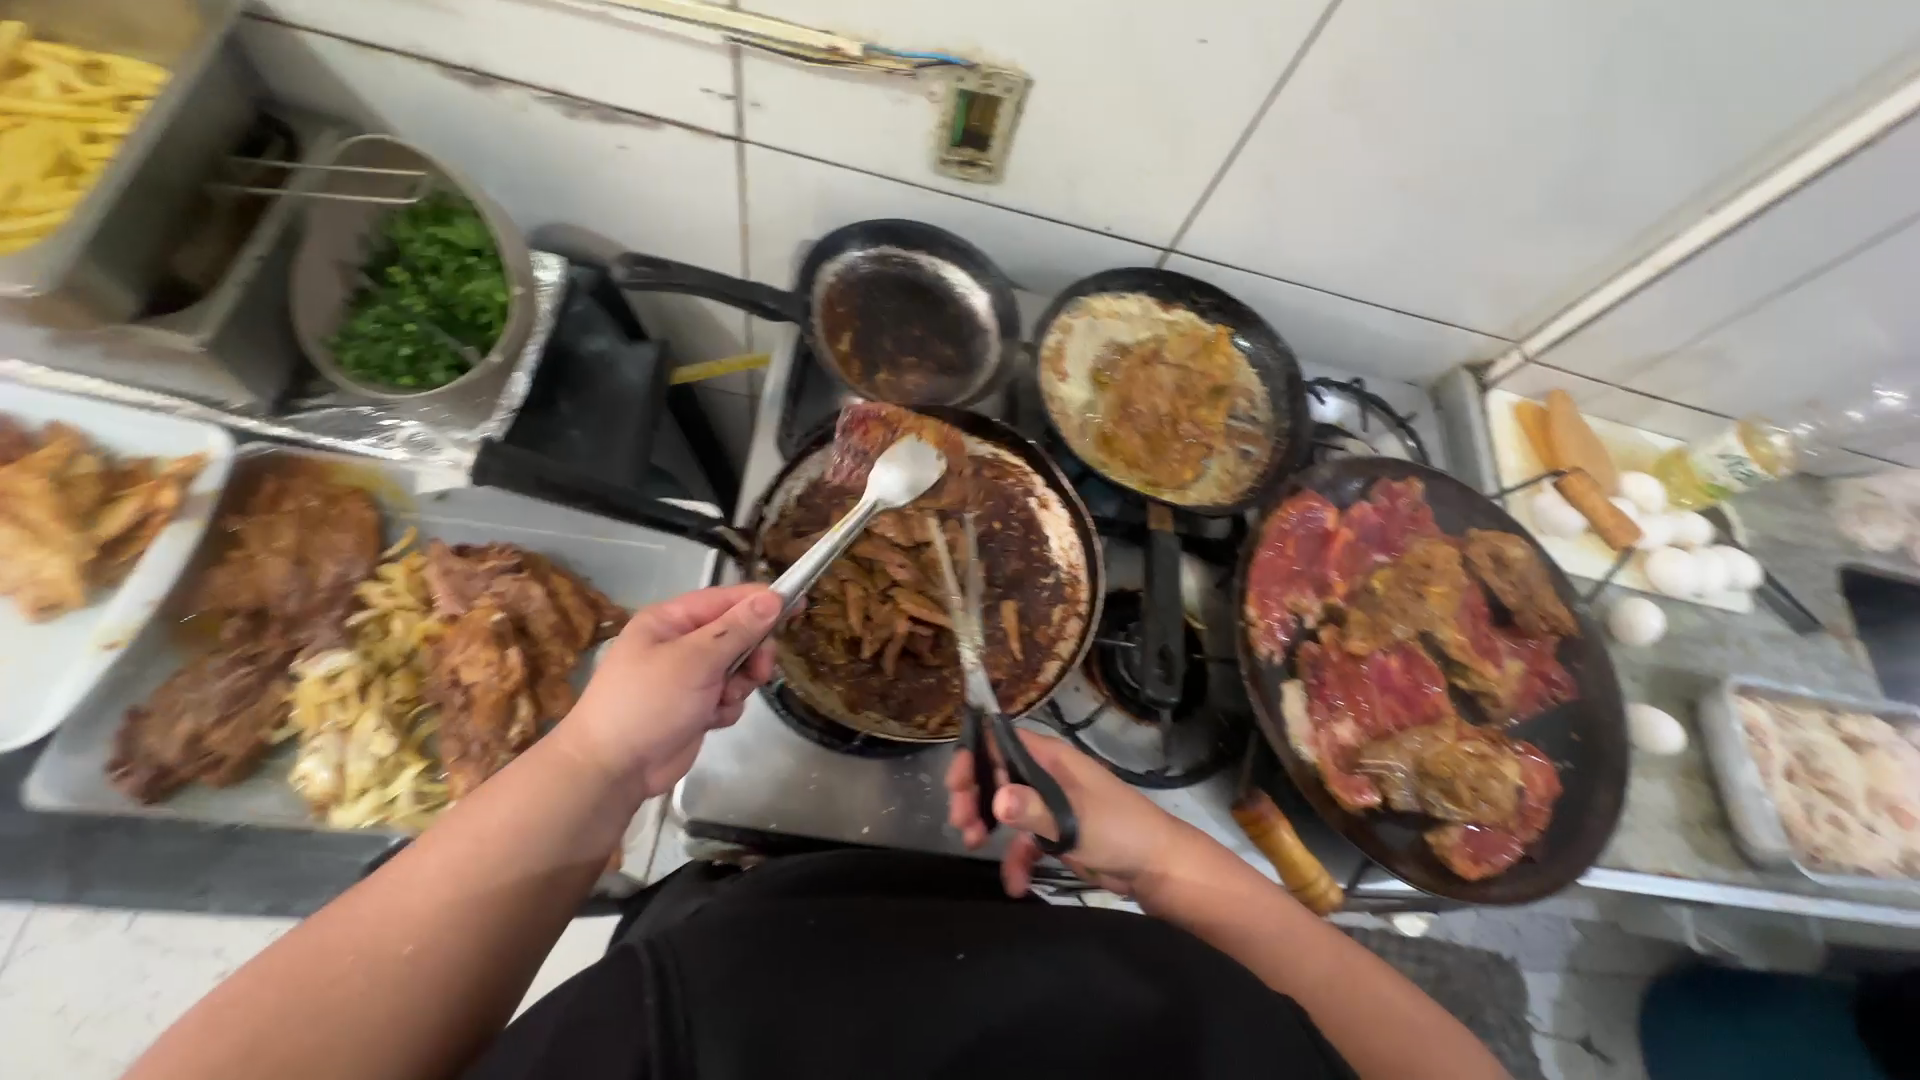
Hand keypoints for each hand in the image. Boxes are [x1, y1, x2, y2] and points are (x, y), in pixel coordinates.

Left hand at [556, 584, 780, 796]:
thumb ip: (738, 628)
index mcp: (671, 620)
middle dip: (752, 652)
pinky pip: (729, 695)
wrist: (612, 769)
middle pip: (738, 633)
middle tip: (759, 671)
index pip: (727, 599)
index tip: (797, 607)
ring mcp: (688, 676)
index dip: (761, 602)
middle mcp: (680, 643)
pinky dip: (727, 706)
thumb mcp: (695, 660)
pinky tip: (712, 719)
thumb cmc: (648, 703)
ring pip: (738, 667)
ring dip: (740, 684)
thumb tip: (773, 598)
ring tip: (723, 700)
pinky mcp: (695, 706)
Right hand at [947, 729, 1203, 898]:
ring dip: (984, 824)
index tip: (956, 784)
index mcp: (1050, 758)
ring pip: (1004, 807)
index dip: (973, 755)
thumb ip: (1034, 809)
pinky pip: (1023, 842)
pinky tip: (1015, 885)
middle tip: (959, 820)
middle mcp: (1046, 775)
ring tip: (971, 843)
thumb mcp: (1075, 819)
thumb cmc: (1120, 829)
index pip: (1000, 742)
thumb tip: (996, 798)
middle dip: (973, 794)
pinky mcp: (1055, 835)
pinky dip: (1015, 861)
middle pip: (996, 773)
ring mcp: (1049, 805)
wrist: (1158, 868)